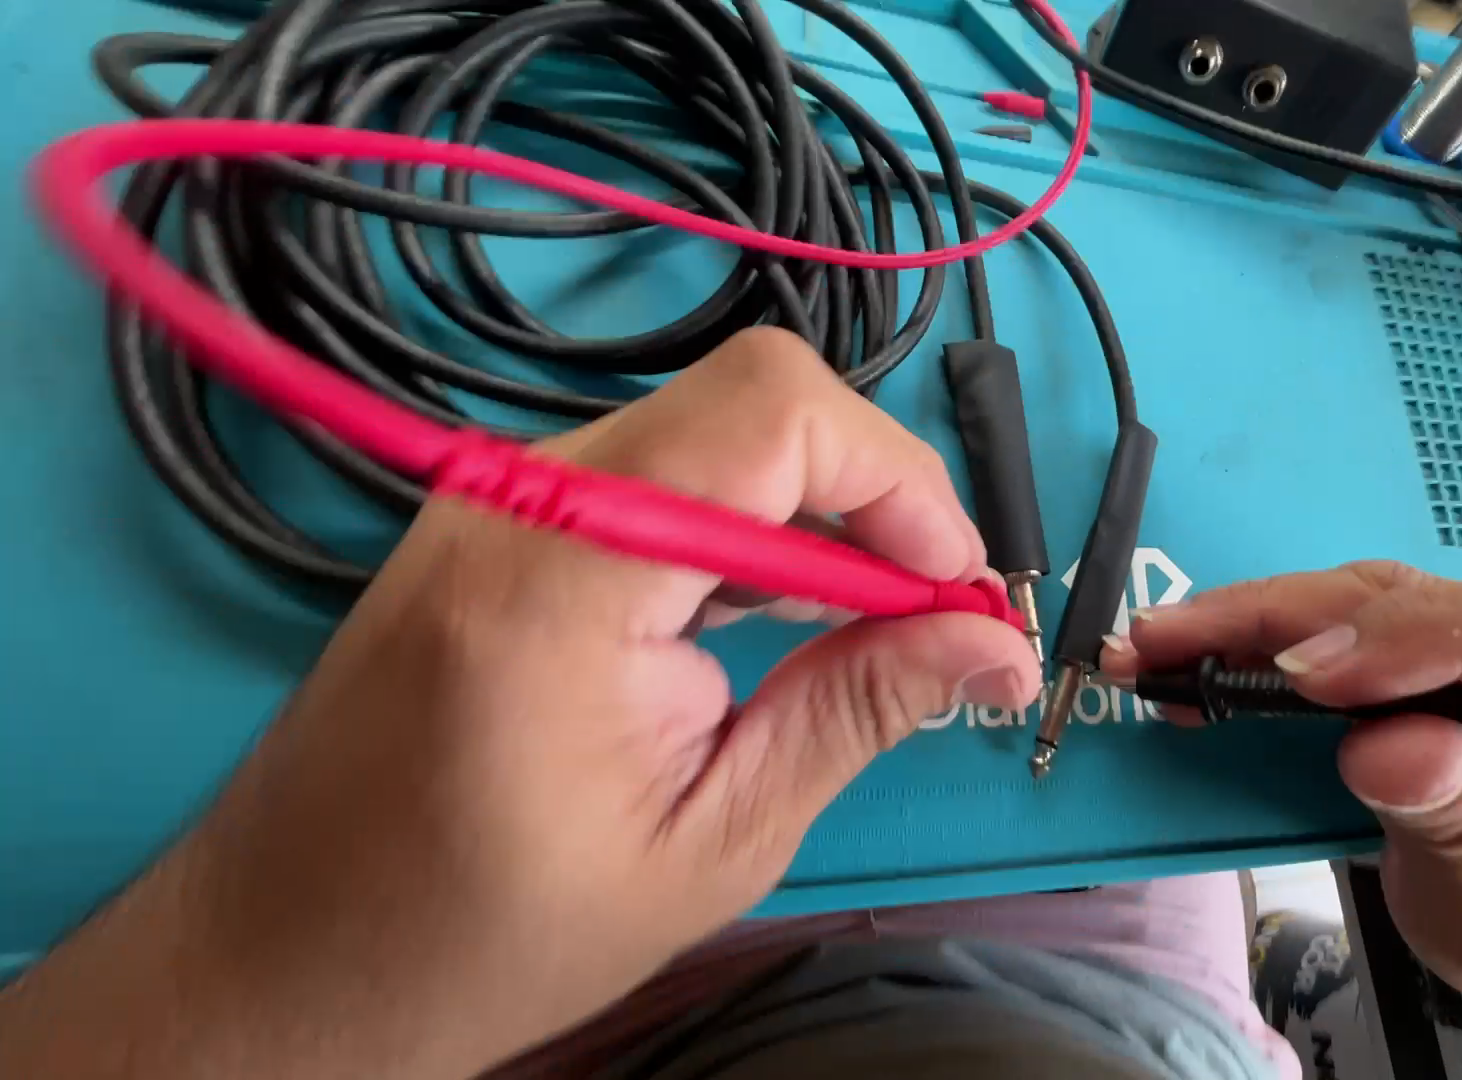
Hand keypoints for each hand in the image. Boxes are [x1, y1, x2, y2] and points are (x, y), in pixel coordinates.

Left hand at [0, 328, 1038, 1079]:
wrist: (286, 956)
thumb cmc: (493, 931)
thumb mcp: (720, 836)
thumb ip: (863, 709)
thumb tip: (997, 650)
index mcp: (562, 573)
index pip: (772, 414)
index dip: (897, 479)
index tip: (957, 585)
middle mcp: (533, 492)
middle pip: (767, 403)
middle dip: (883, 496)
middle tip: (939, 612)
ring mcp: (525, 491)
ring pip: (740, 431)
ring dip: (837, 514)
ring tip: (884, 622)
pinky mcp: (534, 512)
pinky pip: (694, 474)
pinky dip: (776, 528)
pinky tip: (800, 610)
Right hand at [1103, 562, 1461, 1019]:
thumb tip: (1385, 747)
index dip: (1427, 634)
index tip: (1312, 677)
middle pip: (1425, 595)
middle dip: (1288, 615)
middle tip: (1173, 642)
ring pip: (1363, 595)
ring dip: (1250, 614)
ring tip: (1158, 643)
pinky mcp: (1413, 652)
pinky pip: (1331, 624)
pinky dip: (1252, 636)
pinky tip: (1191, 653)